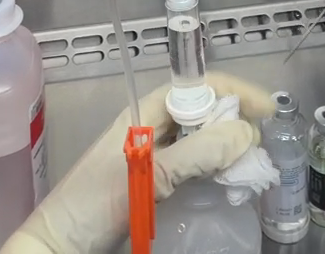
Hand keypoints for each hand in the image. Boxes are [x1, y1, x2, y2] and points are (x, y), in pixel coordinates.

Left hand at [2, 72, 273, 253]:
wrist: (59, 249)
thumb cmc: (92, 202)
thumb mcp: (146, 173)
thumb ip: (194, 153)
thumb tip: (245, 131)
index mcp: (144, 114)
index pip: (195, 87)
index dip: (231, 91)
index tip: (266, 108)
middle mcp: (151, 132)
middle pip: (202, 116)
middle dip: (235, 123)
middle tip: (264, 146)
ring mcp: (152, 162)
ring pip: (201, 146)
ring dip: (228, 153)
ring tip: (253, 170)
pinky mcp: (154, 192)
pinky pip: (194, 175)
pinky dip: (216, 177)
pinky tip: (231, 190)